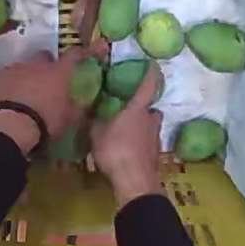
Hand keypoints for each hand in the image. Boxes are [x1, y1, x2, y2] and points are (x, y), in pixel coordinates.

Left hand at [0, 48, 93, 155]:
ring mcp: (17, 68)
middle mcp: (38, 64)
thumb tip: (82, 102)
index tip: (90, 51)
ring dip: (29, 74)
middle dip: (48, 64)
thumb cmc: (46, 121)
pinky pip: (10, 76)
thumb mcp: (69, 118)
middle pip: (45, 56)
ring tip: (28, 91)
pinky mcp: (0, 78)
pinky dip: (14, 83)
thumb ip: (78, 106)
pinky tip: (13, 95)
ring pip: (26, 66)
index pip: (75, 55)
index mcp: (59, 72)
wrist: (12, 126)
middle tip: (49, 80)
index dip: (84, 52)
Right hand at [91, 61, 163, 206]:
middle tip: (130, 111)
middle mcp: (150, 121)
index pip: (147, 86)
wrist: (134, 181)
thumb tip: (89, 111)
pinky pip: (147, 143)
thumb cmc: (115, 151)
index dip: (151, 74)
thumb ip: (95, 121)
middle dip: (144, 110)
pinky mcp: (155, 155)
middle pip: (152, 110)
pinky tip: (127, 150)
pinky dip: (140, 144)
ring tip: (125, 133)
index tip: (153, 64)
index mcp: (137, 110)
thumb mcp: (96, 134)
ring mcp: (155, 139)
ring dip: (142, 128)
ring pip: (150, 127)